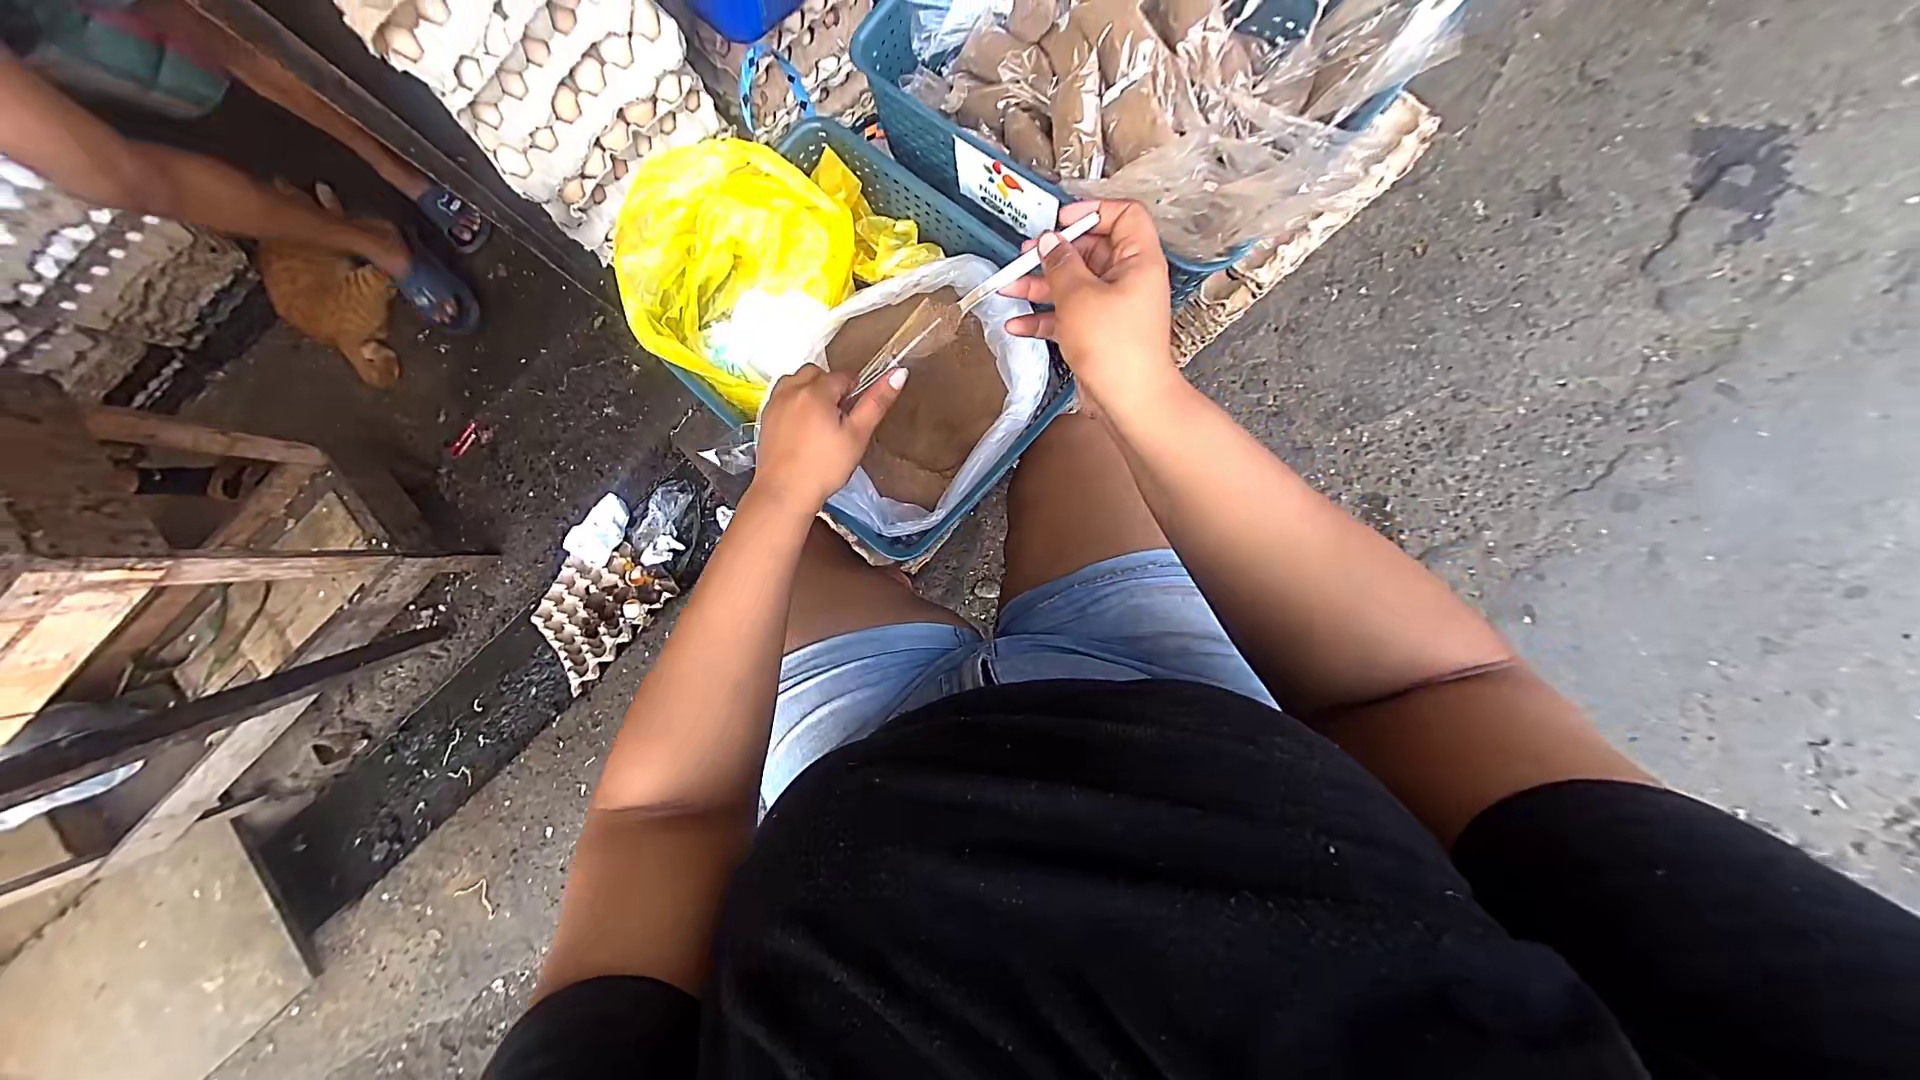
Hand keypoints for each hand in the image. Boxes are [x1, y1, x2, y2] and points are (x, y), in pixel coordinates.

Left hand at [750, 364, 906, 513]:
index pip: (843, 376)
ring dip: (810, 392)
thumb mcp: (857, 436)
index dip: (854, 393)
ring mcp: (774, 403)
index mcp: (816, 391)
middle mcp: (791, 390)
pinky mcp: (765, 417)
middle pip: (817, 373)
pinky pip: (783, 397)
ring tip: (820, 422)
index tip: (855, 415)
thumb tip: (898, 374)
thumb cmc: (824, 467)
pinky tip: (803, 430)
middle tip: (839, 419)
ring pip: (797, 382)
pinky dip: (795, 404)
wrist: (785, 492)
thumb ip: (876, 402)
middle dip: (830, 388)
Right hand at [1000, 200, 1177, 410]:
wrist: (1129, 401)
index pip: (1123, 215)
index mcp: (1138, 260)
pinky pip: (1068, 317)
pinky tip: (1018, 324)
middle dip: (1054, 254)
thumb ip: (1060, 264)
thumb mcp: (1079, 296)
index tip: (1061, 221)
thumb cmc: (1118, 350)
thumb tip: (1050, 244)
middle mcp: (1129, 281)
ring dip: (1040, 287)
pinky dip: (1044, 319)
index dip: (1091, 212)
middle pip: (1089, 253)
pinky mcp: (1098, 334)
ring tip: (1010, 286)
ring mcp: (1113, 309)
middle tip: (1026, 255)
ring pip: (1073, 286)